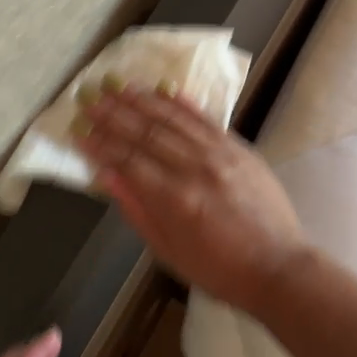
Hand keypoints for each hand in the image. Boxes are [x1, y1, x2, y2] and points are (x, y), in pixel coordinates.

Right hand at [78, 88, 309, 314]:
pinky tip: (164, 88)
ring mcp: (221, 154)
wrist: (278, 266)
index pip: (128, 161)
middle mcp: (196, 168)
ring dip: (144, 100)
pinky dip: (184, 103)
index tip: (78, 129)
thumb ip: (137, 209)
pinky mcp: (240, 148)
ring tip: (119, 86)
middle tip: (90, 98)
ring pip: (175, 119)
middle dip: (114, 115)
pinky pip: (206, 119)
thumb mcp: (169, 251)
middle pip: (147, 133)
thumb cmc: (219, 270)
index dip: (100, 144)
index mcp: (175, 199)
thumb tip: (105, 175)